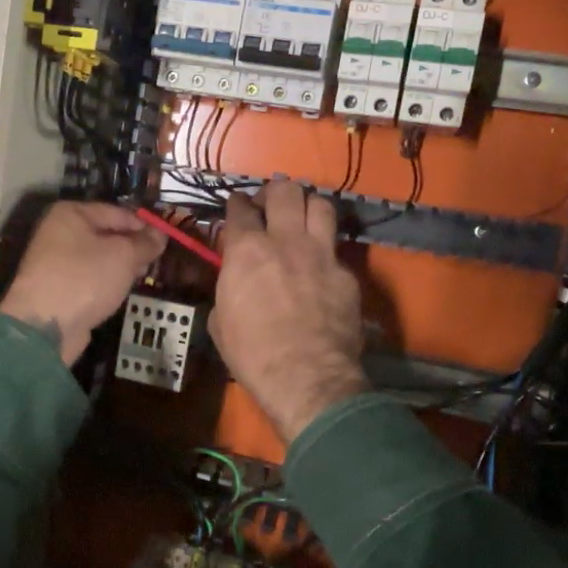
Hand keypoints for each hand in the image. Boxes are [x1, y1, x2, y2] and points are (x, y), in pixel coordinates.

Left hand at [0, 202, 166, 364]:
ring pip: (99, 258)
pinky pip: (91, 277)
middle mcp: (59, 232)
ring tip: (146, 274)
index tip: (167, 238)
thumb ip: (145, 243)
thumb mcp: (123, 255)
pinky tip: (124, 290)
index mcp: (71, 214)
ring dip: (122, 266)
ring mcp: (56, 261)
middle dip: (133, 246)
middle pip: (106, 234)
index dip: (143, 224)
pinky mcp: (59, 288)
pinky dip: (108, 282)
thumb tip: (161, 234)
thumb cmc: (85, 278)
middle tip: (158, 259)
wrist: (46, 326)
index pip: (117, 212)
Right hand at [211, 178, 367, 440]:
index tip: (237, 207)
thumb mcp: (221, 321)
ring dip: (308, 205)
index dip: (236, 204)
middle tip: (270, 204)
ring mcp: (322, 254)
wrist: (307, 376)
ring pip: (321, 204)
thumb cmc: (252, 354)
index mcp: (246, 250)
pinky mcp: (347, 273)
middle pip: (284, 190)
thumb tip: (234, 285)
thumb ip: (228, 290)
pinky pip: (337, 248)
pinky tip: (322, 264)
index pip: (239, 208)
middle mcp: (286, 240)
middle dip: (275, 191)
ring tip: (302, 217)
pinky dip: (327, 250)